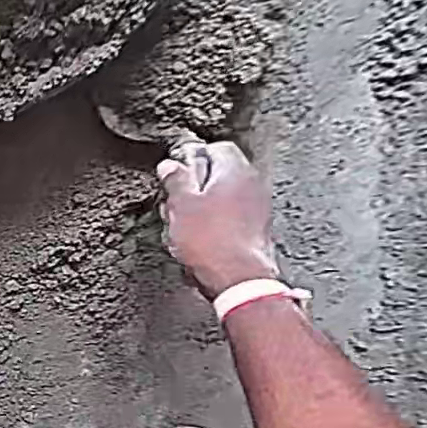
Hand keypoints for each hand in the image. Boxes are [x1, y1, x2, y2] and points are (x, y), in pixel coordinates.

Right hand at [157, 141, 280, 299]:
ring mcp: (255, 208)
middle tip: (173, 203)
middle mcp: (252, 185)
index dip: (191, 157)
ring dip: (198, 206)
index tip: (173, 172)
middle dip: (192, 185)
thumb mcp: (181, 205)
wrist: (237, 279)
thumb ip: (175, 180)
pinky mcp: (253, 229)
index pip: (216, 148)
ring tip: (181, 225)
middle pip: (217, 173)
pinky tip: (195, 239)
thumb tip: (170, 165)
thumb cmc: (210, 240)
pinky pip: (226, 216)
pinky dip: (209, 223)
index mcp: (236, 172)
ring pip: (219, 196)